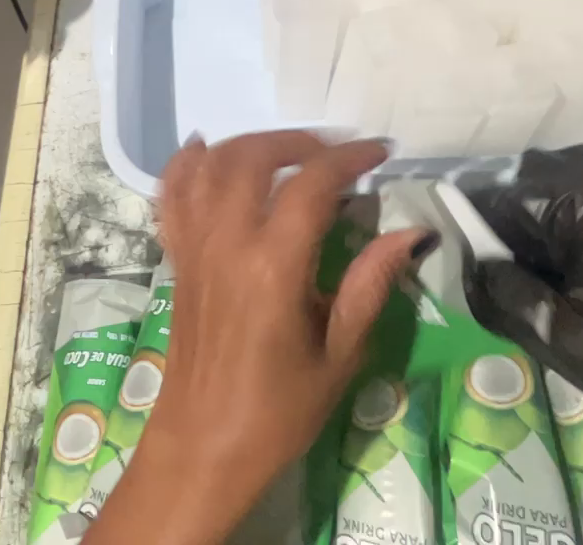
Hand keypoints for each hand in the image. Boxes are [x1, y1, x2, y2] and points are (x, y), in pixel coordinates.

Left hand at [85, 131, 432, 544]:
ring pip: (210, 164)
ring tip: (285, 153)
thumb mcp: (339, 354)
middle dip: (297, 141)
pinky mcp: (176, 255)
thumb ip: (370, 284)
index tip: (378, 151)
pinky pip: (171, 193)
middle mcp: (227, 242)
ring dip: (248, 144)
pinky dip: (186, 163)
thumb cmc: (278, 408)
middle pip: (253, 156)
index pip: (311, 183)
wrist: (204, 442)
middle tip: (332, 154)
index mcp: (273, 266)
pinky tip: (205, 151)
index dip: (348, 157)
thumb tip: (411, 233)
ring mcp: (194, 244)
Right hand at [466, 144, 582, 544]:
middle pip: (534, 188)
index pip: (491, 196)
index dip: (476, 239)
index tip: (479, 280)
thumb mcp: (578, 349)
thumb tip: (465, 259)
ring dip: (562, 238)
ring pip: (580, 199)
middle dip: (519, 234)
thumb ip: (503, 295)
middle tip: (527, 294)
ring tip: (573, 297)